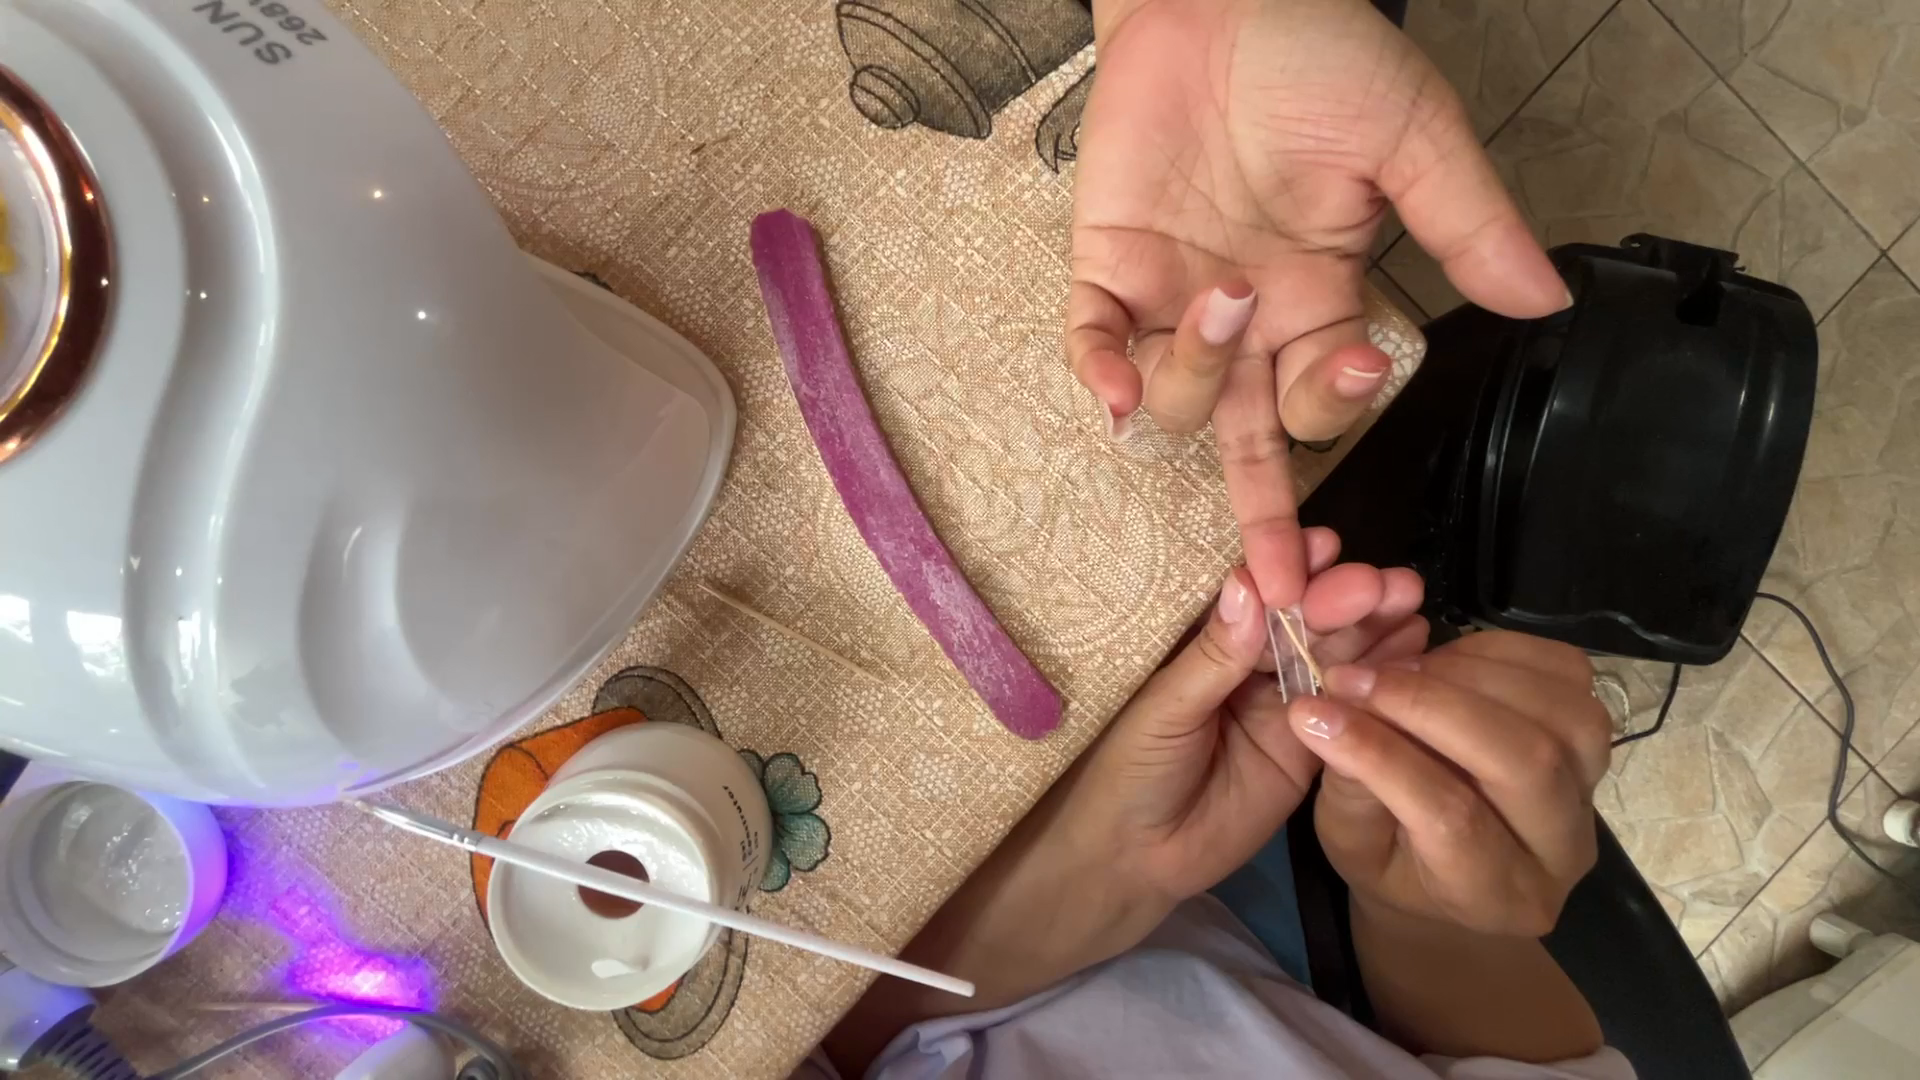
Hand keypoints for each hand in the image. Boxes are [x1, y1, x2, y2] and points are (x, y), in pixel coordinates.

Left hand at [1064, 527, 1425, 905]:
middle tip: (1382, 582)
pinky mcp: (1310, 745)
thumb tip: (1249, 583)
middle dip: (1339, 598)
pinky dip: (1381, 680)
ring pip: (1331, 658)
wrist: (1140, 856)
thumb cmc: (1130, 769)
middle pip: (1300, 622)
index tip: (1322, 545)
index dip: (1286, 569)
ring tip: (1409, 599)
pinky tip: (1414, 647)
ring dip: (1369, 629)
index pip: (1251, 595)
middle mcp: (1247, 664)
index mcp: (1204, 643)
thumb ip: (1213, 656)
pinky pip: (1348, 708)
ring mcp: (1281, 703)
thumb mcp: (1165, 710)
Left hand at [1068, 0, 1569, 607]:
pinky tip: (1118, 392)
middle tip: (1273, 586)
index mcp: (1313, 303)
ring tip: (1225, 293)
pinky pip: (1095, 348)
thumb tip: (1542, 299)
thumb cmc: (1316, 58)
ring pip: (1173, 398)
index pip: (1325, 398)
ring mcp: (1168, 307)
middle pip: (1244, 441)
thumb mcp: (1407, 137)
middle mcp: (1241, 326)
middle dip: (1260, 515)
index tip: (1363, 373)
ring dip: (1193, 375)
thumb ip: (1463, 222)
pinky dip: (1105, 373)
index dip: (1338, 409)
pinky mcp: (1104, 275)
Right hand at [1289, 631, 1611, 936]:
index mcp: (1494, 894)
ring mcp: (1589, 792)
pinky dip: (1500, 652)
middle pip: (1525, 761)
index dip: (1378, 755)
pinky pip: (1568, 677)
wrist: (1444, 872)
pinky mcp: (1591, 741)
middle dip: (1426, 703)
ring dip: (1466, 673)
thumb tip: (1323, 713)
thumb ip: (1347, 783)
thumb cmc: (1385, 859)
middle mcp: (1561, 848)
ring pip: (1563, 716)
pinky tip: (1439, 657)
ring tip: (1395, 668)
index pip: (1452, 818)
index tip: (1310, 712)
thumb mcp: (1346, 839)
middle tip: (1348, 678)